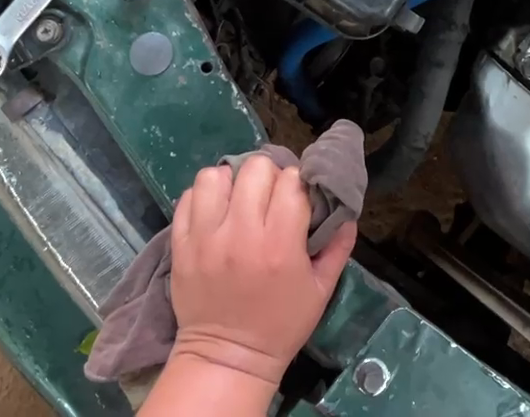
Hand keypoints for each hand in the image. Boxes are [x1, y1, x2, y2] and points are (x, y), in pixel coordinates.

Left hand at [168, 157, 356, 386]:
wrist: (227, 359)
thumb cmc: (280, 325)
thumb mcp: (321, 290)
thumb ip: (338, 246)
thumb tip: (348, 211)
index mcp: (279, 245)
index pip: (291, 181)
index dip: (298, 181)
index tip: (297, 195)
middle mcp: (241, 234)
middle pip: (255, 169)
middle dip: (268, 175)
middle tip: (269, 194)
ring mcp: (206, 238)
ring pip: (216, 177)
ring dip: (231, 181)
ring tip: (238, 198)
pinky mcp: (181, 245)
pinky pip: (188, 198)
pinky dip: (203, 197)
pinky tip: (216, 211)